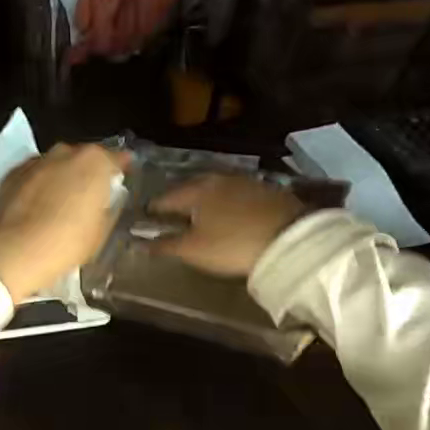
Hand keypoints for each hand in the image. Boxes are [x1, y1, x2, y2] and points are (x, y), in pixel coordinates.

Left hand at [0, 143, 127, 300]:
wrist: (13, 254)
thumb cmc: (65, 244)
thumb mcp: (100, 232)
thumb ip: (107, 208)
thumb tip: (104, 201)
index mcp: (94, 161)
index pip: (117, 159)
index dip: (121, 169)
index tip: (123, 178)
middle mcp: (64, 152)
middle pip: (83, 159)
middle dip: (87, 174)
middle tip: (88, 197)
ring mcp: (34, 162)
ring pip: (55, 166)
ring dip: (60, 179)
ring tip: (60, 203)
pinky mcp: (10, 175)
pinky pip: (32, 177)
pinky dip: (37, 186)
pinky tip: (36, 207)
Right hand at [148, 172, 316, 278]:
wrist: (290, 240)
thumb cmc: (231, 245)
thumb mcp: (193, 250)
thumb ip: (165, 244)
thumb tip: (139, 242)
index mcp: (196, 190)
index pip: (166, 198)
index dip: (153, 210)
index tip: (145, 219)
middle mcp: (218, 179)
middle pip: (190, 188)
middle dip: (178, 200)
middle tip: (170, 215)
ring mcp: (245, 182)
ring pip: (215, 189)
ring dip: (204, 200)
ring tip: (198, 214)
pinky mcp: (267, 190)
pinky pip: (236, 194)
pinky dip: (225, 203)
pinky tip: (227, 214)